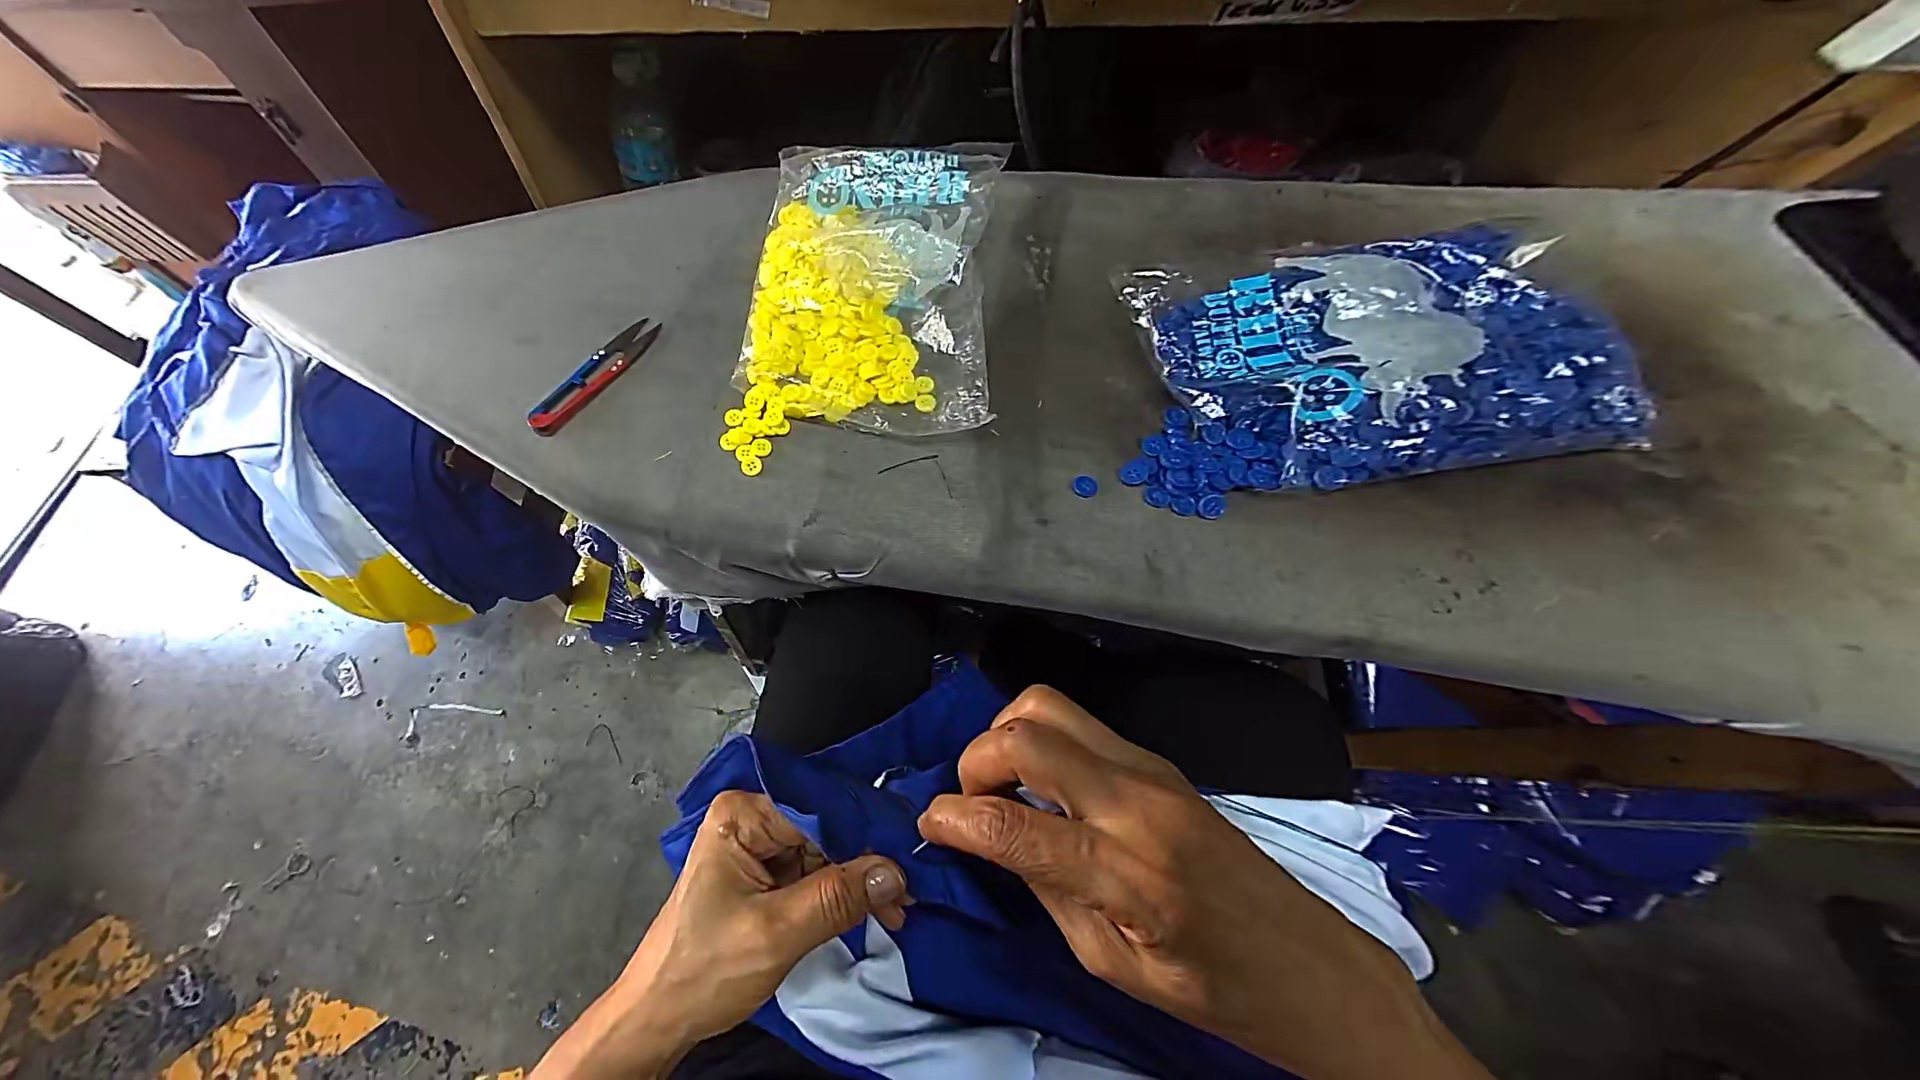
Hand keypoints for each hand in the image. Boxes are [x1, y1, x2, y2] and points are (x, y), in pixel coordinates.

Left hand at [533, 790, 910, 1079]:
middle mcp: (751, 818)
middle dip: (865, 863)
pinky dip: (842, 893)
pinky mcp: (766, 872)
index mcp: (742, 814)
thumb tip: (894, 871)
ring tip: (895, 906)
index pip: (819, 811)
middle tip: (905, 892)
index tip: (905, 859)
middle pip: (825, 830)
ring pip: (826, 852)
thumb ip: (837, 898)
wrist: (657, 1020)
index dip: (864, 835)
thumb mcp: (775, 934)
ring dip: (858, 881)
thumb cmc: (702, 972)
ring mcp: (758, 845)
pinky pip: (815, 871)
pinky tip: (869, 908)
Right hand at [917, 687, 1488, 1079]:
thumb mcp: (1112, 964)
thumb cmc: (1210, 985)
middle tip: (970, 799)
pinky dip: (1040, 739)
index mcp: (1128, 872)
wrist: (1306, 959)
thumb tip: (989, 839)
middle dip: (976, 758)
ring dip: (1006, 736)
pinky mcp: (1157, 758)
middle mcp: (1136, 800)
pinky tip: (1042, 782)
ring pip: (1049, 705)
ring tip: (1002, 783)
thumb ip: (1045, 890)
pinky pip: (1078, 723)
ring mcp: (1150, 767)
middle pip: (1026, 733)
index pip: (1013, 826)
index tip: (928, 823)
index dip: (954, 819)